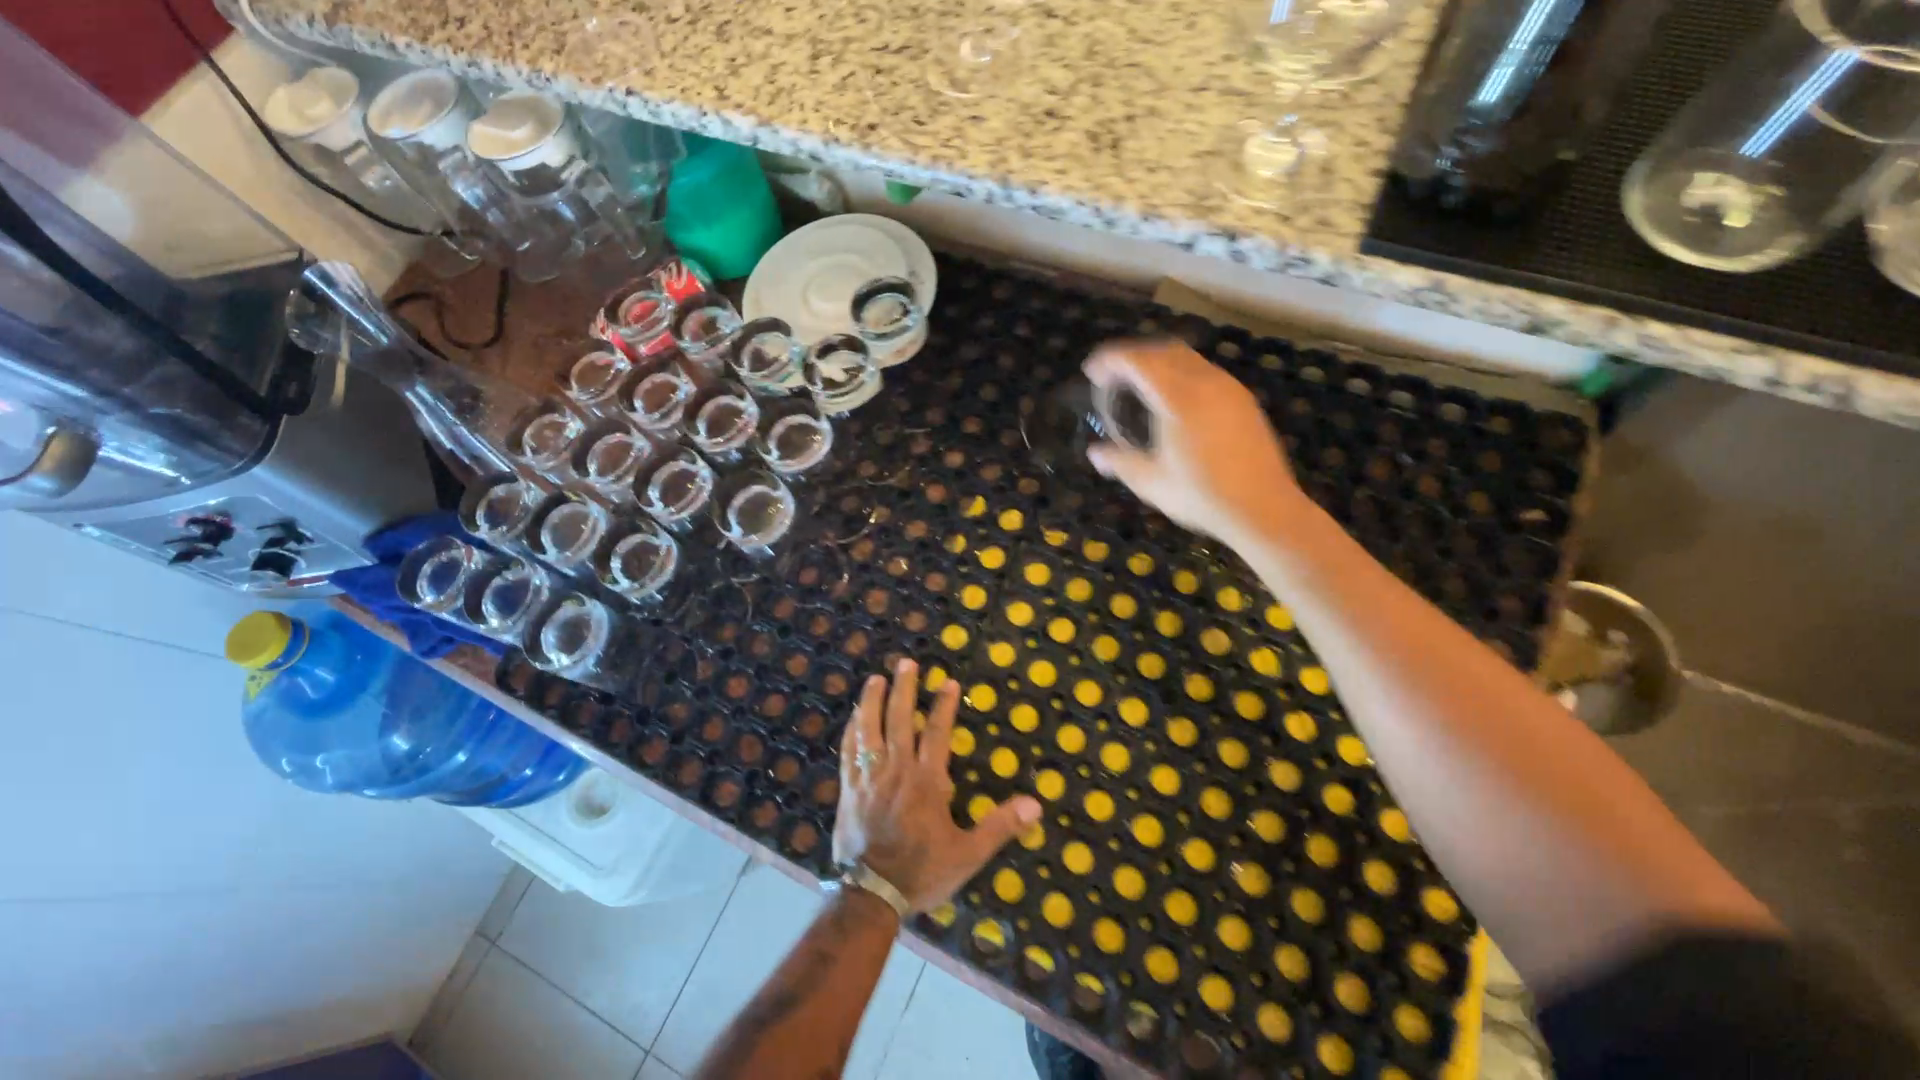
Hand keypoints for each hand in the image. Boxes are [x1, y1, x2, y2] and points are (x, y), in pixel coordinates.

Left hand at [833, 659, 1041, 913]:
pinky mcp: (848, 790)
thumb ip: (1000, 826)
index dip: (945, 706)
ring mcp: (869, 779)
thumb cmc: (923, 872)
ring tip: (877, 679)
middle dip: (906, 690)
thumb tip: (1035, 804)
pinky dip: (852, 731)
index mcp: (928, 782)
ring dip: (873, 701)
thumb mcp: (968, 854)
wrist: (871, 894)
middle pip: (900, 720)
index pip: (938, 733)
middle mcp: (897, 771)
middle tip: (908, 664)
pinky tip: (853, 719)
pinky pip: (848, 753)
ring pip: (870, 730)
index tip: (949, 682)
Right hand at [1084, 339, 1305, 545]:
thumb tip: (1095, 453)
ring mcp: (1229, 389)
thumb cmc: (1202, 495)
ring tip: (1142, 388)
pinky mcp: (1244, 401)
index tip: (1092, 371)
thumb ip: (1121, 462)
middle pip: (1164, 351)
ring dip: (1160, 364)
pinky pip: (1207, 373)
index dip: (1111, 360)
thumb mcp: (1152, 482)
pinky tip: (1177, 403)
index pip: (1138, 361)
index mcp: (1177, 397)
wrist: (1263, 508)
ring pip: (1189, 359)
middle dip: (1134, 357)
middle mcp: (1205, 382)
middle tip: (1113, 378)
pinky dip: (1182, 376)